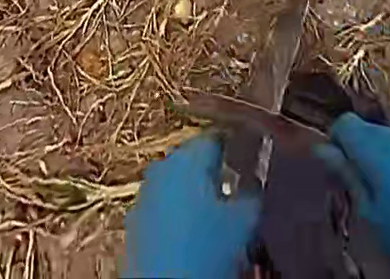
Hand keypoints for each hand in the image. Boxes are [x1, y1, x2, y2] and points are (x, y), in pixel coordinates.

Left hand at [122, 135, 260, 278]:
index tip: (246, 162)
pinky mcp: (136, 220)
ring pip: (177, 182)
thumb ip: (252, 193)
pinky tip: (190, 234)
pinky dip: (176, 213)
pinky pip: (163, 205)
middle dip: (213, 172)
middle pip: (195, 158)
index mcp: (189, 155)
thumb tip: (254, 188)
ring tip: (213, 216)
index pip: (216, 137)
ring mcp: (146, 193)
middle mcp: (164, 166)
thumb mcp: (243, 220)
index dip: (234, 149)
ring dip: (194, 193)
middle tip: (232, 192)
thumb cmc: (201, 252)